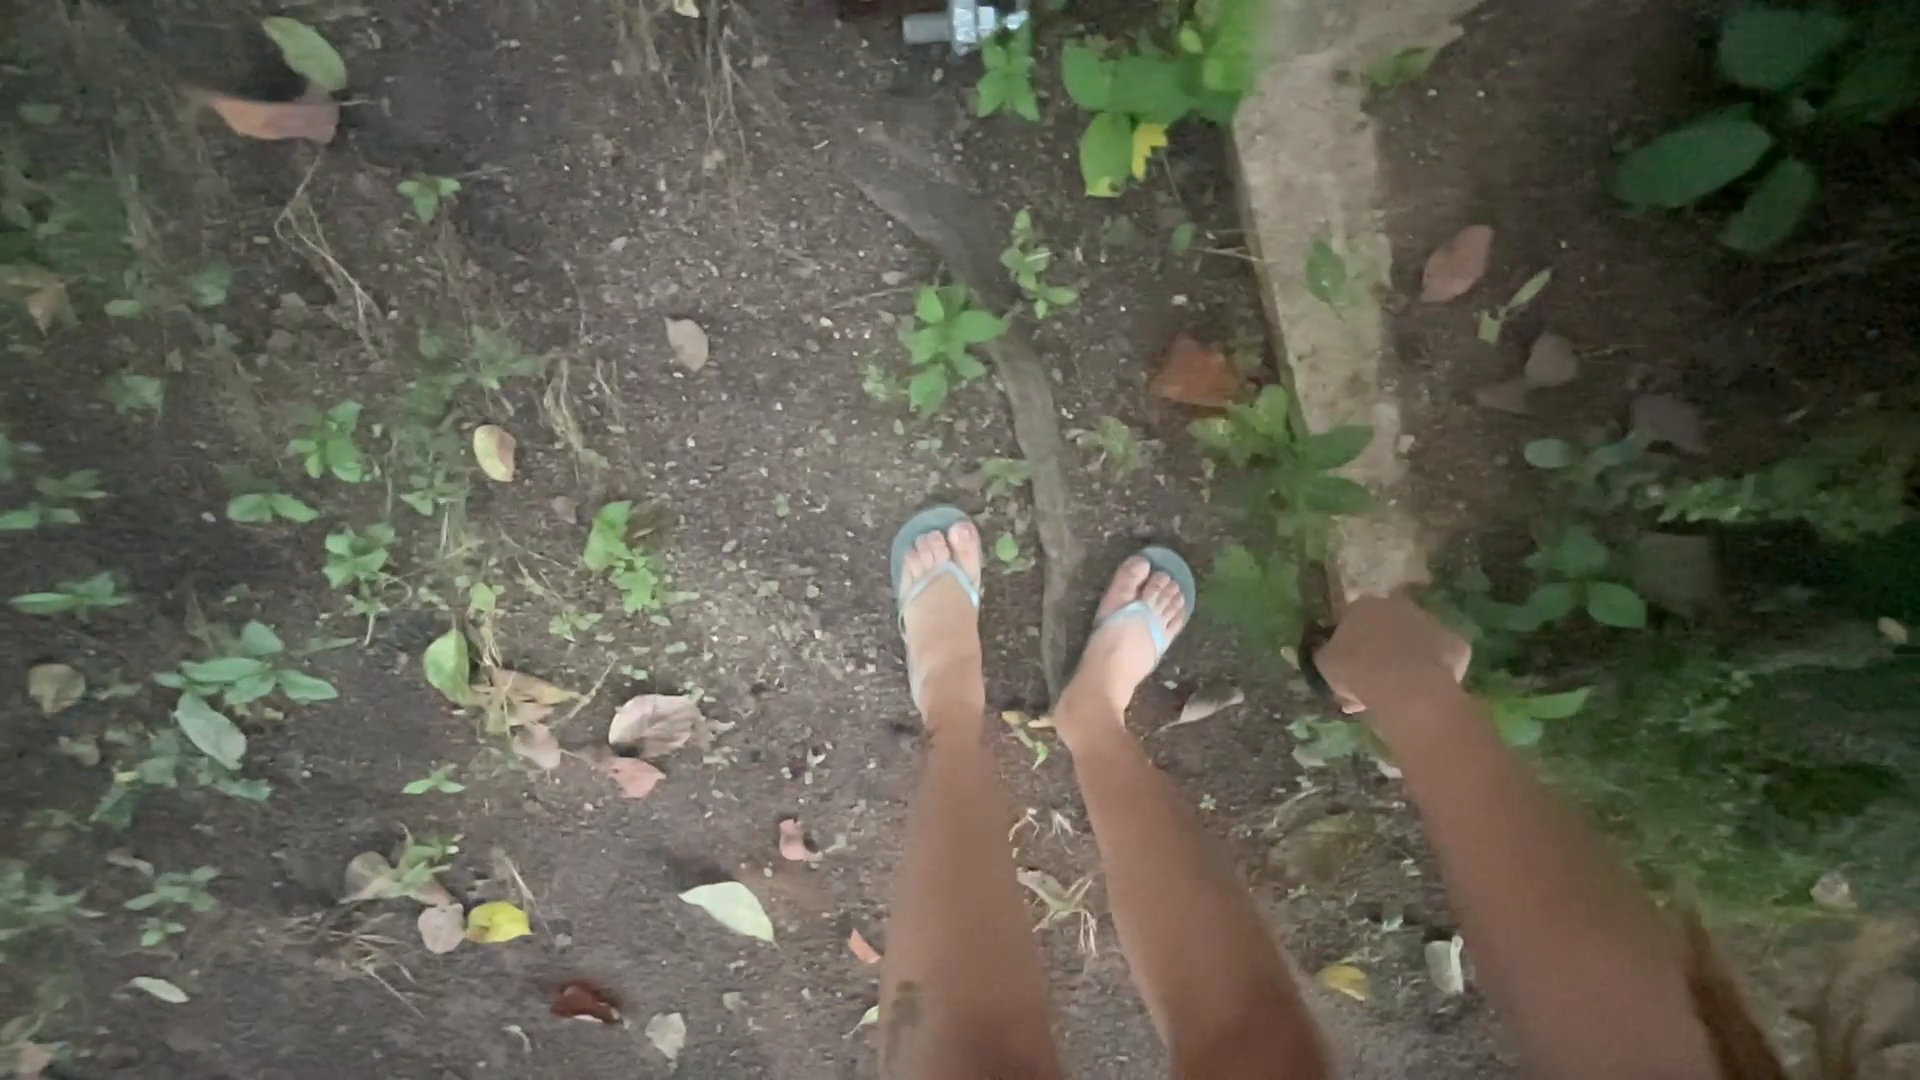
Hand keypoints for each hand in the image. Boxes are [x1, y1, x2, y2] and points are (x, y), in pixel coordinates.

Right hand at [1314, 593, 1469, 714]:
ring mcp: (1432, 622)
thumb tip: (1329, 653)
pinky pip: (1441, 658)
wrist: (1407, 689)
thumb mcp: (1324, 663)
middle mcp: (1399, 605)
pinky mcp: (1457, 643)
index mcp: (1363, 605)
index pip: (1352, 618)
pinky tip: (1423, 690)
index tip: (1347, 663)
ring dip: (1407, 658)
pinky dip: (1433, 671)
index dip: (1349, 641)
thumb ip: (1326, 653)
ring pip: (1416, 641)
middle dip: (1380, 647)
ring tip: (1398, 690)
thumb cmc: (1357, 670)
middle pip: (1387, 625)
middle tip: (1372, 678)